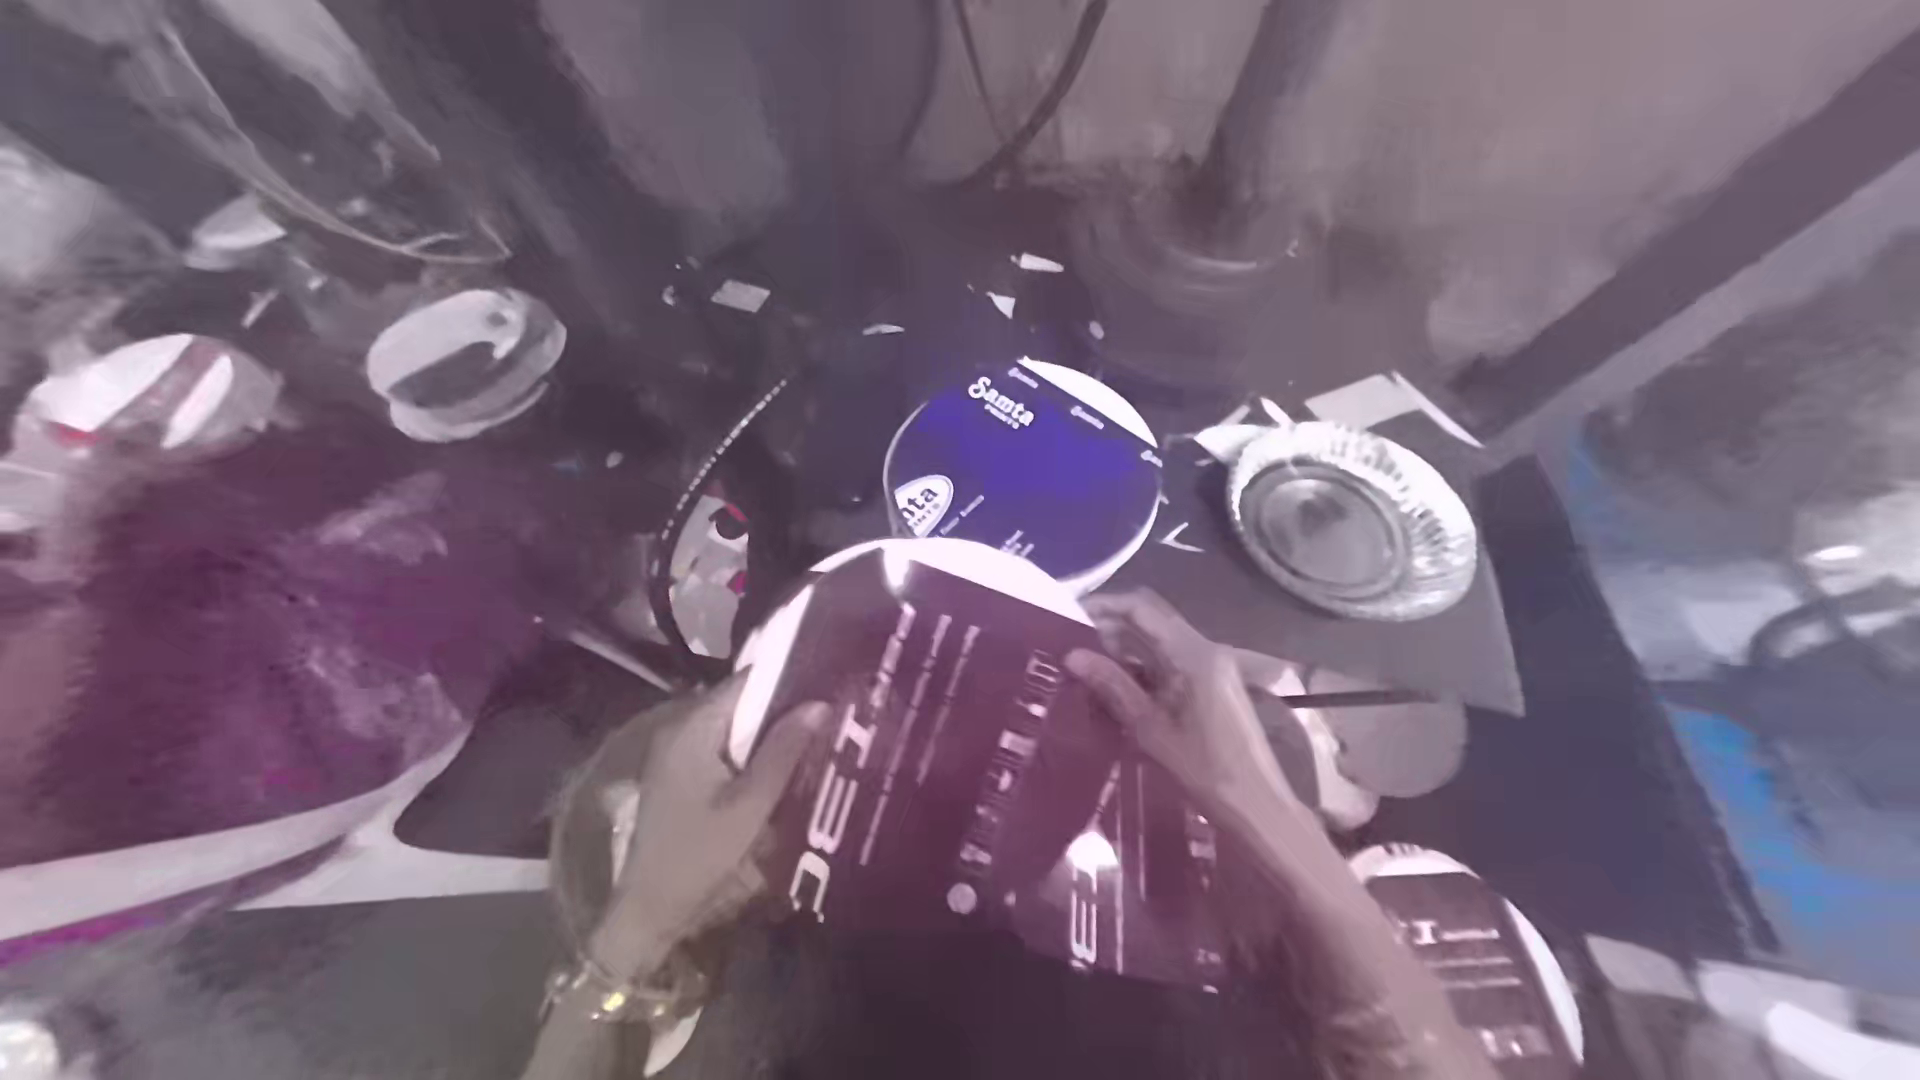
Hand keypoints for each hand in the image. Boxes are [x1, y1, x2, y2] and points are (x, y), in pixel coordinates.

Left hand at [589, 678, 827, 976]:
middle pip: (742, 700)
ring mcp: (678, 750)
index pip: (747, 681)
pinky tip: (782, 759)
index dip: (787, 676)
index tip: (827, 679)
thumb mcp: (751, 805)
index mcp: (694, 728)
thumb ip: (784, 750)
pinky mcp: (681, 771)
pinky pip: (725, 743)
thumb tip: (820, 703)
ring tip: (815, 729)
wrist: (648, 911)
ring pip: (735, 723)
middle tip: (829, 708)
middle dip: (784, 703)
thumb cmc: (700, 855)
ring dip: (770, 728)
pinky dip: (753, 747)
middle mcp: (681, 728)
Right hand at [1066, 590, 1304, 827]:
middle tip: (1073, 647)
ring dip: (1125, 648)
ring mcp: (1214, 664)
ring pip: (1159, 640)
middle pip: (1150, 620)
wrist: (1261, 808)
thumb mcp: (1150, 729)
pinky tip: (1120, 687)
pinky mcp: (1214, 682)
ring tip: (1089, 668)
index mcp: (1193, 654)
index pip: (1140, 609)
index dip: (1103, 606)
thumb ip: (1112, 686)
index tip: (1070, 618)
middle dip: (1110, 627)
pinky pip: (1172, 659)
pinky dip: (1143, 665)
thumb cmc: (1206, 771)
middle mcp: (1206, 648)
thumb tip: (1071, 654)